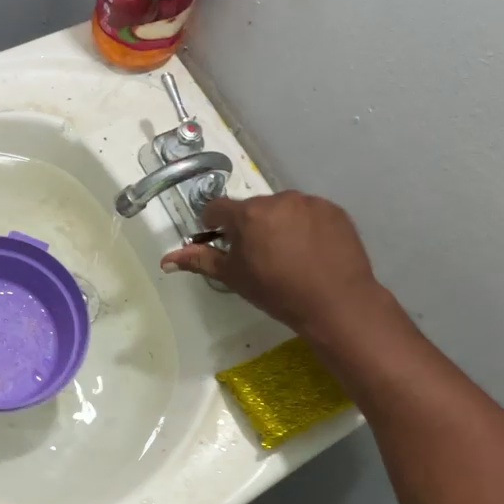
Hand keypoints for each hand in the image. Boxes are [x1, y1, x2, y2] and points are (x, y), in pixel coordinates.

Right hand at [161, 192, 388, 344]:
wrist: (336, 303)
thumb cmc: (278, 293)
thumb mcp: (234, 278)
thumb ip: (201, 261)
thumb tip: (166, 259)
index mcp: (248, 214)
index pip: (217, 208)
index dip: (215, 225)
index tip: (224, 244)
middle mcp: (278, 200)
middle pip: (252, 209)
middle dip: (251, 227)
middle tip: (261, 257)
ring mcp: (309, 202)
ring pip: (282, 209)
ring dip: (279, 225)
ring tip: (290, 255)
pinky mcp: (334, 210)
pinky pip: (310, 213)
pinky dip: (306, 227)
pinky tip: (312, 252)